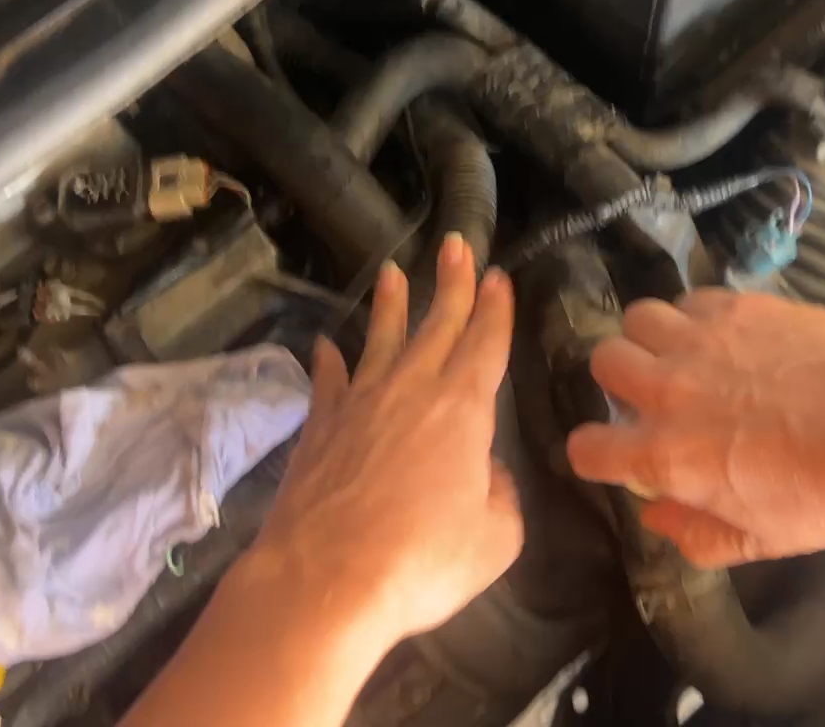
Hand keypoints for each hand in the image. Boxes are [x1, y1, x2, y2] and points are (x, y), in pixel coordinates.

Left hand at [248, 233, 523, 653]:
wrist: (325, 580)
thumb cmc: (422, 559)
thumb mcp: (495, 539)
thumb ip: (502, 495)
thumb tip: (487, 473)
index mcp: (462, 408)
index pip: (485, 343)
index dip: (494, 308)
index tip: (497, 275)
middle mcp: (413, 389)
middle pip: (438, 324)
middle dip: (452, 282)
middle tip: (456, 244)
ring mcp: (362, 401)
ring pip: (382, 338)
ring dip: (391, 303)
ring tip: (392, 269)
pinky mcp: (322, 423)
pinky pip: (328, 381)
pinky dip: (328, 362)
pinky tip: (324, 346)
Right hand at [566, 290, 824, 564]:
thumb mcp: (763, 539)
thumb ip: (697, 535)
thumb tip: (653, 515)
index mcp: (665, 455)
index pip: (586, 447)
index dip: (593, 452)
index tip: (615, 451)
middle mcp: (666, 389)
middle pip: (602, 360)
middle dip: (619, 377)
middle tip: (656, 390)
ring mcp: (696, 340)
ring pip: (637, 318)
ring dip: (653, 337)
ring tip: (687, 351)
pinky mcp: (732, 307)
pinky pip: (689, 299)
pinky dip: (697, 316)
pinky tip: (728, 334)